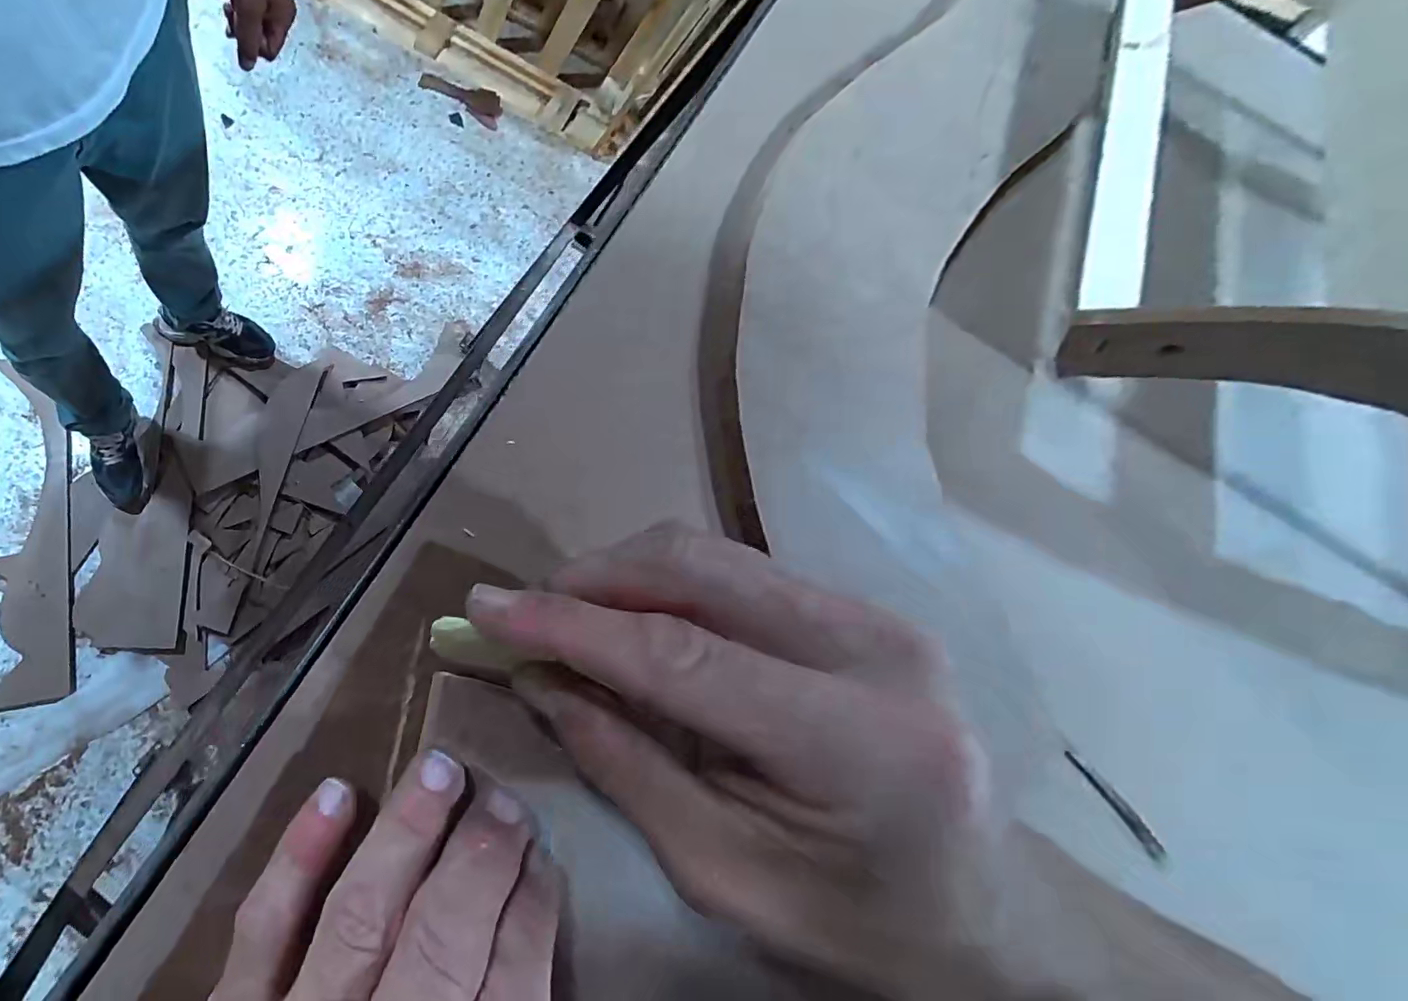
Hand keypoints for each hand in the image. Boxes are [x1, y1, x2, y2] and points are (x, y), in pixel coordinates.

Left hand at [210, 750, 561, 1000]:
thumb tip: (527, 942)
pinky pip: (263, 928)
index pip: (508, 993)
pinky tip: (337, 792)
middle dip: (480, 863)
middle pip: (439, 945)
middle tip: (507, 802)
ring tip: (441, 770)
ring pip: (359, 915)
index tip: (544, 859)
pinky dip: (298, 858)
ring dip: (405, 835)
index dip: (531, 918)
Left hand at [214, 0, 295, 70]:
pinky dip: (238, 9)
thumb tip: (247, 68)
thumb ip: (248, 40)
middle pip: (261, 40)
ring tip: (229, 7)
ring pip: (253, 25)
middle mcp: (279, 13)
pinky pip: (248, 10)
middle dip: (244, 35)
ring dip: (239, 23)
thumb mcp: (248, 9)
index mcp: (283, 19)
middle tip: (231, 18)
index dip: (253, 47)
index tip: (239, 30)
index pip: (270, 50)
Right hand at [464, 524, 1041, 1000]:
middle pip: (695, 571)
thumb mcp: (721, 873)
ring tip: (570, 614)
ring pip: (710, 554)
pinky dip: (663, 581)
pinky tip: (632, 616)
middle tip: (525, 610)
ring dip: (621, 573)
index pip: (678, 653)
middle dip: (591, 578)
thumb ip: (623, 764)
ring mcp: (873, 614)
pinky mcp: (857, 606)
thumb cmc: (854, 924)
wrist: (990, 916)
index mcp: (854, 742)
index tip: (488, 608)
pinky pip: (733, 569)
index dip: (569, 624)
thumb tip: (538, 678)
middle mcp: (874, 650)